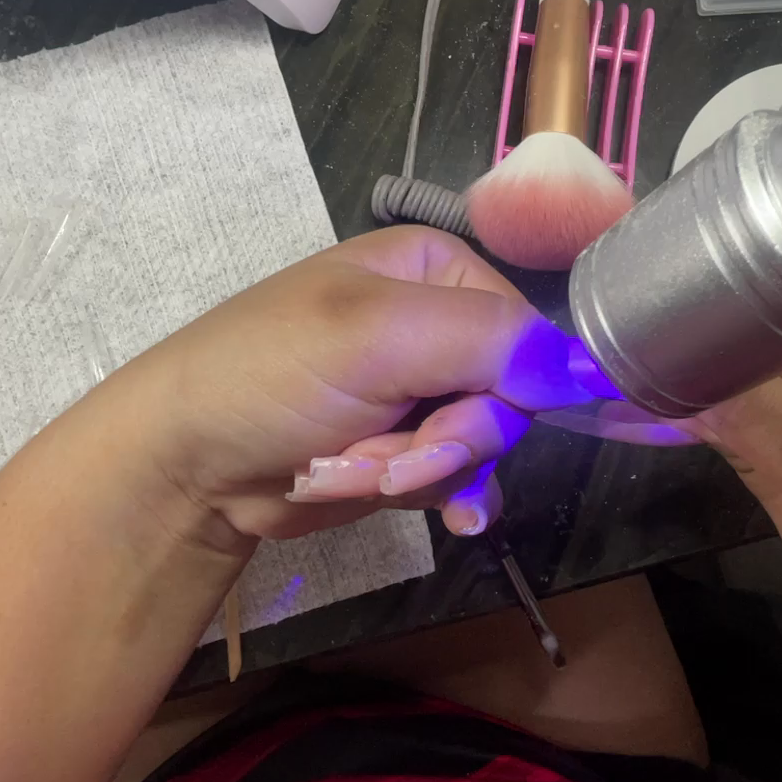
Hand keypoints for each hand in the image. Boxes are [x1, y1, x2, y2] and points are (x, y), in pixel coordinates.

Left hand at [82, 227, 591, 548]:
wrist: (188, 462)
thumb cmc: (270, 373)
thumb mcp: (378, 336)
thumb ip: (491, 342)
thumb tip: (593, 372)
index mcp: (437, 270)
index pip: (526, 331)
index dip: (505, 387)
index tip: (449, 418)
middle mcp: (439, 324)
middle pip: (507, 394)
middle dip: (450, 439)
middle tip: (393, 456)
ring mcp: (424, 390)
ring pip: (485, 442)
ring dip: (428, 471)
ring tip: (359, 471)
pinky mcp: (410, 446)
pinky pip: (463, 476)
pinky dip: (439, 494)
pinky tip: (430, 510)